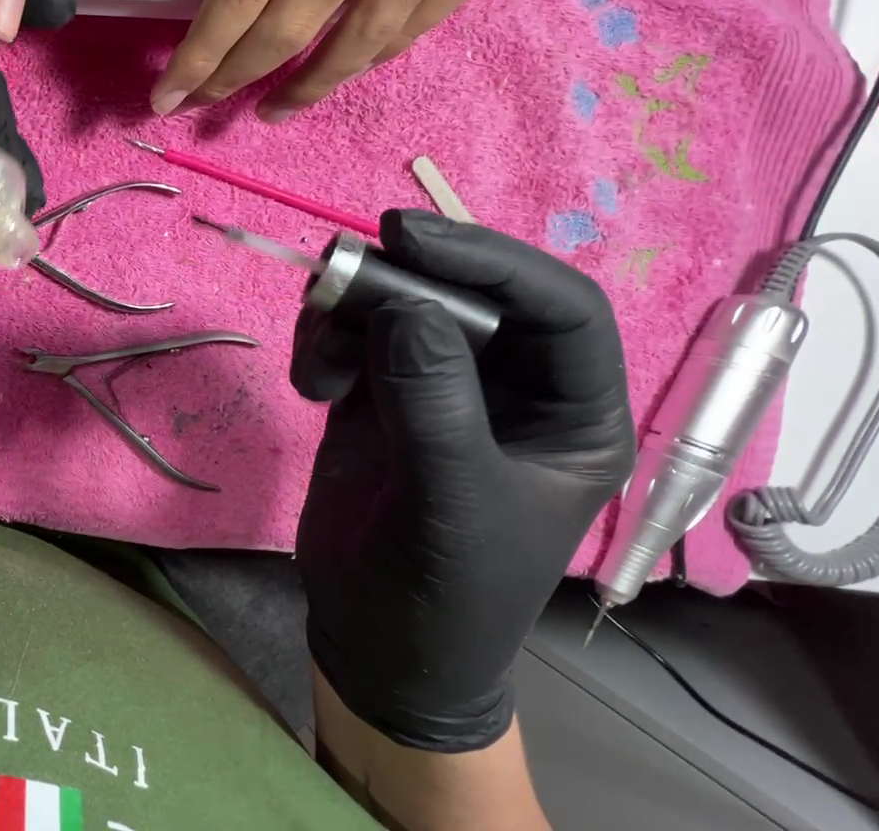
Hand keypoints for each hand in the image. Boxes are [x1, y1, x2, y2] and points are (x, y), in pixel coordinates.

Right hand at [291, 211, 633, 751]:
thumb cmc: (447, 589)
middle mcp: (507, 389)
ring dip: (348, 317)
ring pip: (396, 310)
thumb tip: (405, 309)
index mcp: (569, 413)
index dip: (493, 262)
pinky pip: (350, 339)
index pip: (557, 309)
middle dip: (401, 282)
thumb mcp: (452, 501)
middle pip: (465, 297)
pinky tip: (309, 382)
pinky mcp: (373, 399)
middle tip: (337, 273)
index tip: (410, 237)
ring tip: (316, 366)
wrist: (374, 640)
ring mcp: (434, 390)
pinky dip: (322, 343)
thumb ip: (434, 403)